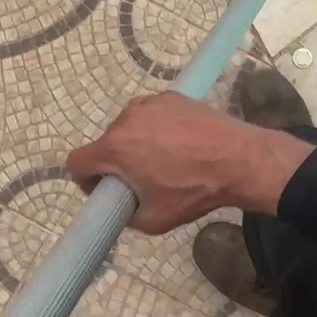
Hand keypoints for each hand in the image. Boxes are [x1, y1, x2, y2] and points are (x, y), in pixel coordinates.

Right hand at [66, 92, 316, 233]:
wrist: (239, 159)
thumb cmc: (194, 191)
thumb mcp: (153, 221)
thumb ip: (125, 215)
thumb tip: (122, 208)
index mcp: (116, 147)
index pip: (77, 162)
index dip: (86, 180)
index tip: (107, 190)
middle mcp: (128, 118)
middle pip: (106, 143)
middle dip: (117, 162)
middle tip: (143, 180)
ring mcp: (152, 102)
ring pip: (129, 126)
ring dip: (136, 142)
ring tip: (165, 160)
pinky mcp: (174, 96)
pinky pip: (152, 114)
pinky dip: (157, 127)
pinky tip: (180, 142)